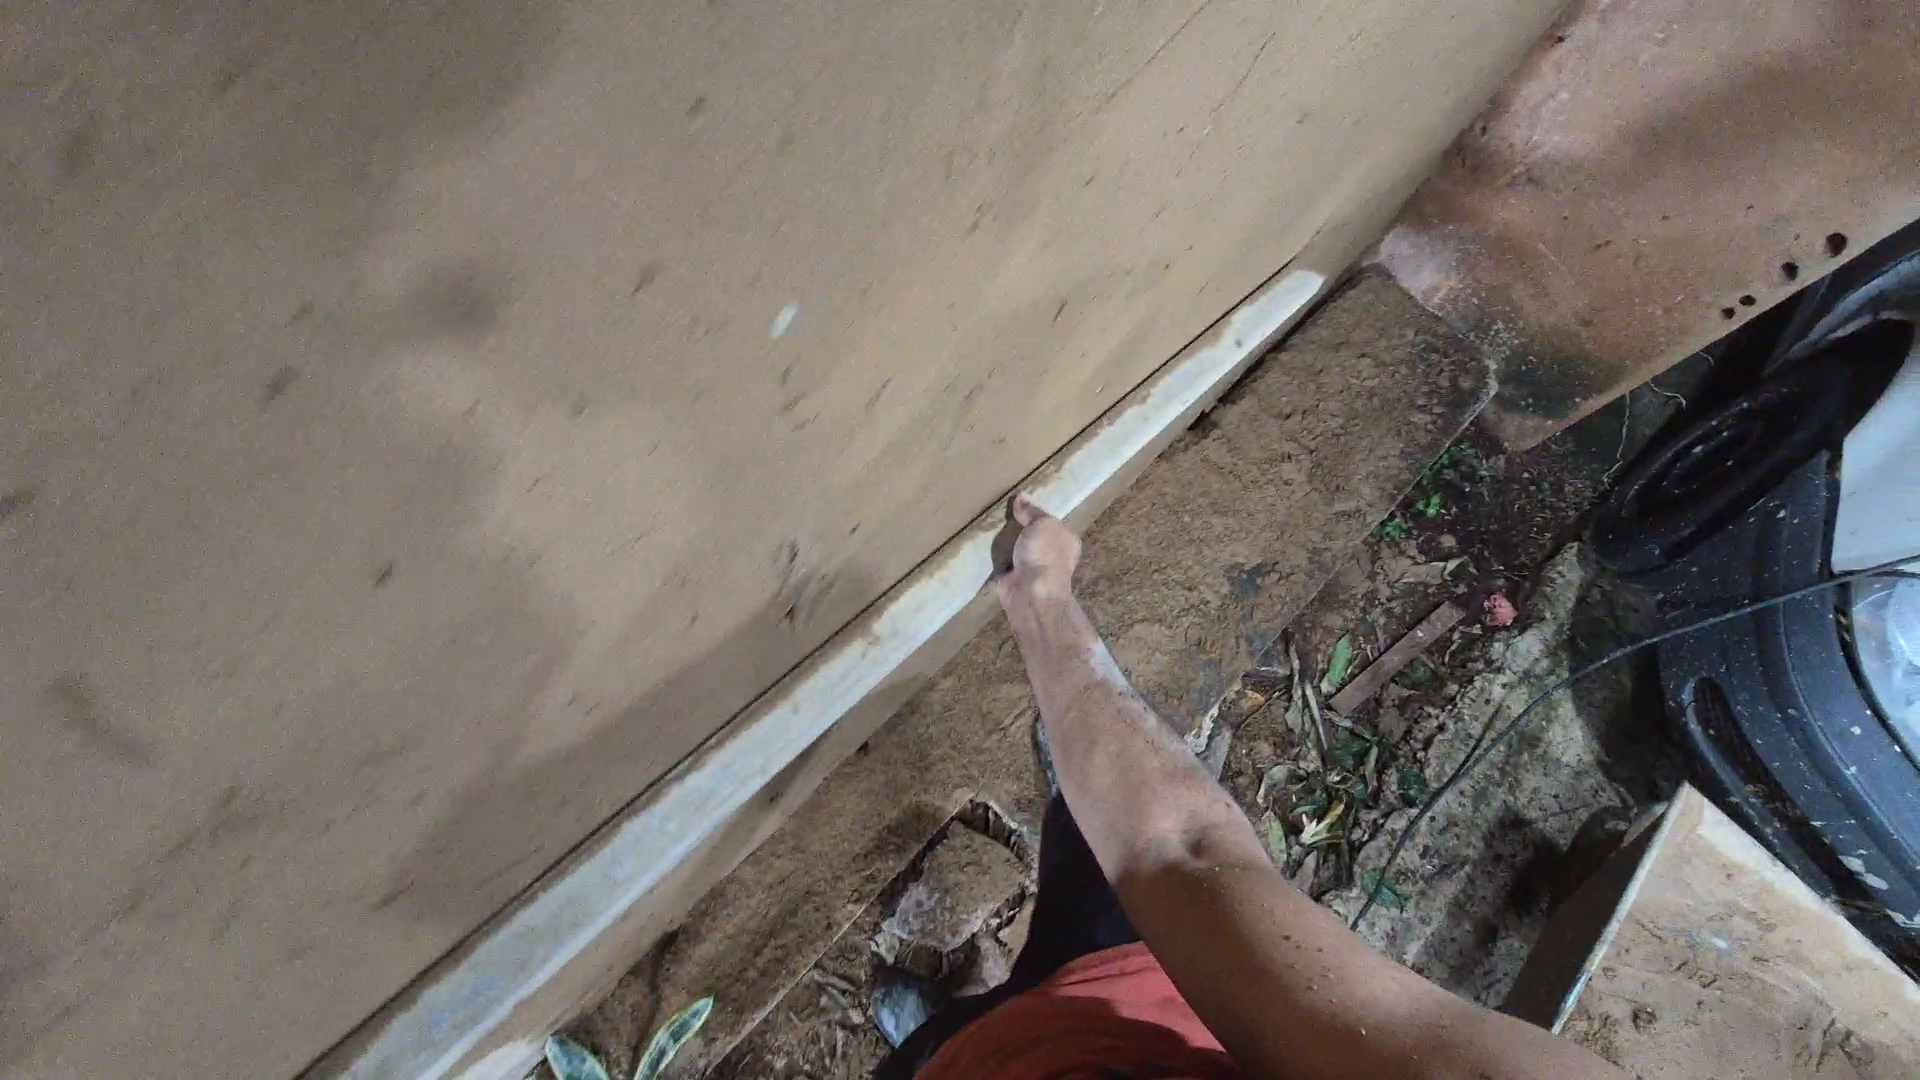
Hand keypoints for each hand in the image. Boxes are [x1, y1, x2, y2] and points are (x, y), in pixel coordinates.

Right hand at [992, 495, 1080, 606]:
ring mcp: (1033, 570)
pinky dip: (995, 558)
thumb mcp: (1042, 522)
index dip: (1037, 514)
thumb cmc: (1044, 553)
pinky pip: (1003, 563)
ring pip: (1018, 550)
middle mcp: (1053, 556)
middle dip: (1020, 529)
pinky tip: (983, 545)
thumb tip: (1021, 498)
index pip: (1052, 523)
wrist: (1031, 591)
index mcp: (1066, 541)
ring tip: (987, 526)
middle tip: (1000, 513)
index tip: (1019, 504)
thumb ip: (1031, 511)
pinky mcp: (1014, 580)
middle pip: (1034, 537)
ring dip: (1006, 544)